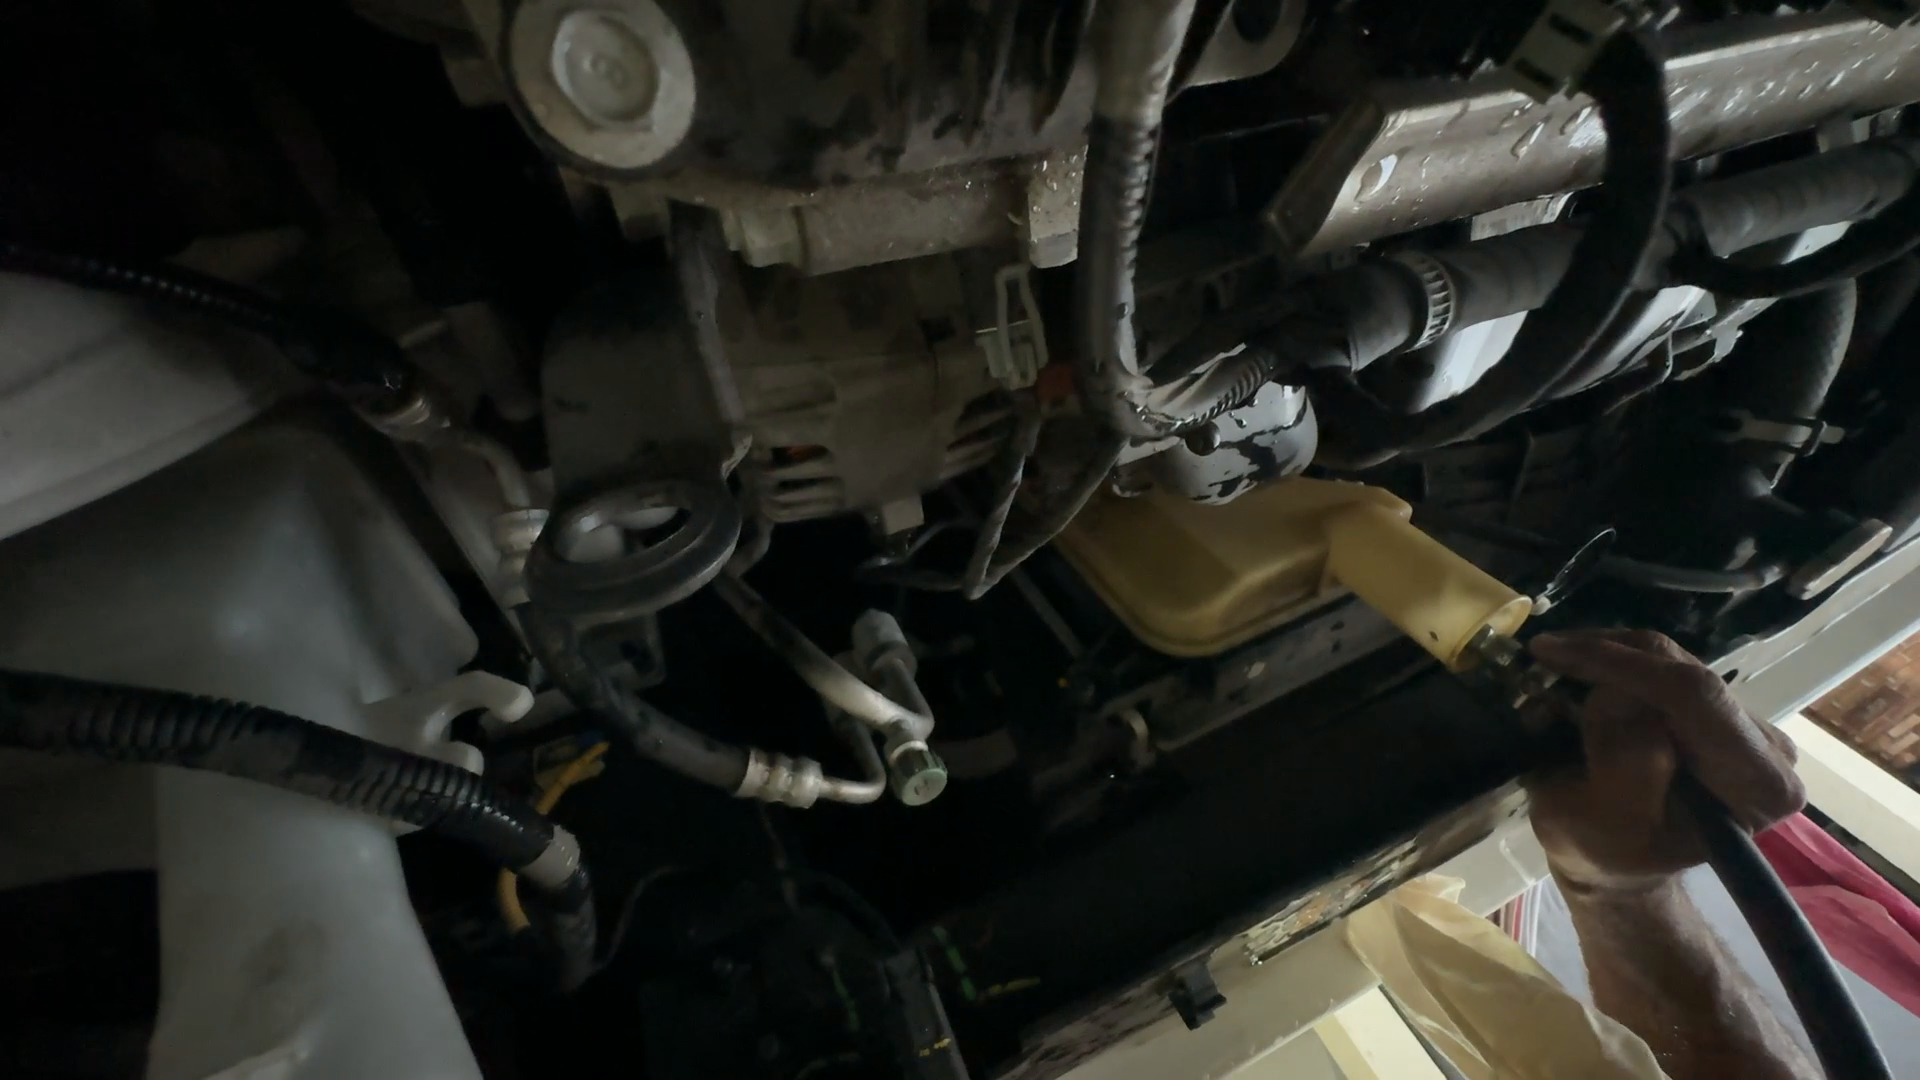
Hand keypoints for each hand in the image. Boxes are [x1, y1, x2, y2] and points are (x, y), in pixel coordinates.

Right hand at [1524, 629, 1804, 892]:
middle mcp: (1764, 745)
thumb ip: (1625, 764)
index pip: (1695, 696)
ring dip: (1595, 654)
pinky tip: (1570, 674)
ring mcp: (1739, 722)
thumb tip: (1617, 697)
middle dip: (1600, 654)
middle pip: (1678, 667)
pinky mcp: (1709, 707)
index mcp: (1754, 783)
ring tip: (1548, 670)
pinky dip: (1601, 660)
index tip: (1544, 651)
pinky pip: (1652, 661)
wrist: (1613, 852)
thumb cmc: (1605, 847)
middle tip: (1537, 656)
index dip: (1618, 665)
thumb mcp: (1604, 823)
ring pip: (1662, 655)